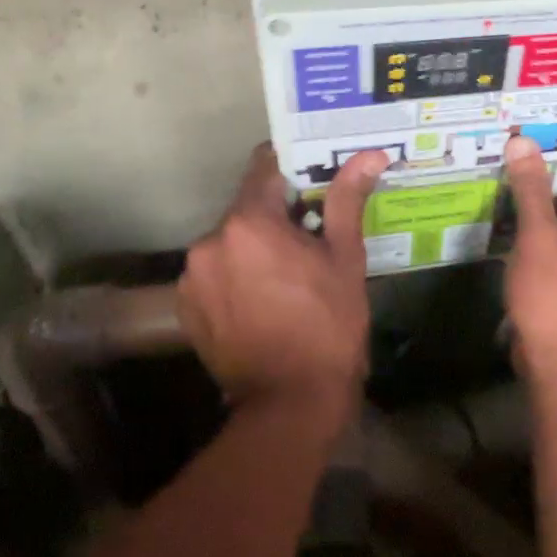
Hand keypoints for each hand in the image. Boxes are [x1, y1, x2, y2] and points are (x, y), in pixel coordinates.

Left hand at [178, 143, 388, 406]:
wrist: (291, 401)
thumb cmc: (328, 325)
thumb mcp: (345, 259)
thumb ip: (346, 201)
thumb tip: (370, 155)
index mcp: (249, 223)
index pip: (267, 170)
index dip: (294, 172)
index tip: (314, 184)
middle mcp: (209, 242)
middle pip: (247, 210)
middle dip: (277, 218)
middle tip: (311, 239)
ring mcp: (192, 278)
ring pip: (230, 244)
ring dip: (253, 250)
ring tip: (288, 277)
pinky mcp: (186, 308)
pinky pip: (214, 275)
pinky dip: (235, 278)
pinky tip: (263, 302)